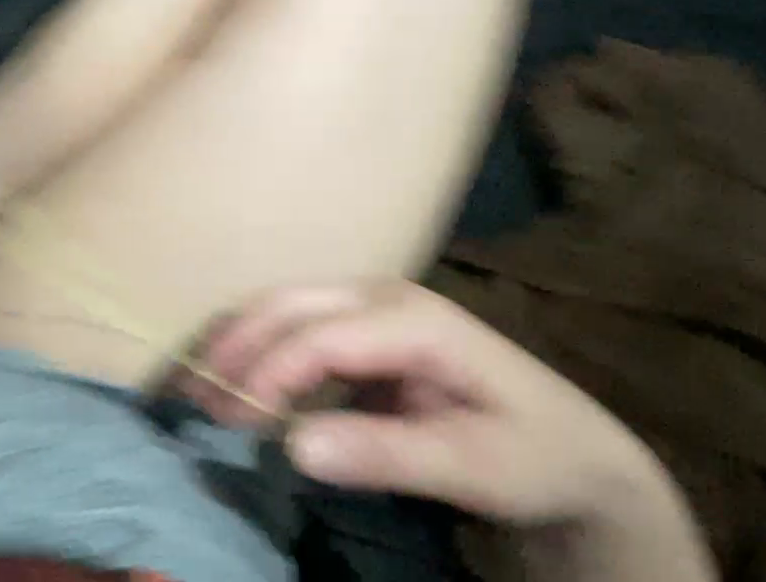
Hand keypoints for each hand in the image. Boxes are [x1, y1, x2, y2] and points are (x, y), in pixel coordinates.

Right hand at [186, 282, 665, 526]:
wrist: (574, 450)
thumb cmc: (532, 457)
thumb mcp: (475, 468)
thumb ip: (387, 455)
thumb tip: (292, 447)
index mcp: (412, 318)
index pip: (319, 335)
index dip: (269, 372)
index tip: (231, 419)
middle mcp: (381, 296)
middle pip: (288, 304)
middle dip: (235, 346)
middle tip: (191, 395)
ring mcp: (368, 307)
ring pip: (281, 308)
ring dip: (237, 345)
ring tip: (197, 387)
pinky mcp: (359, 329)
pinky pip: (294, 328)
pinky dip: (256, 352)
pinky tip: (235, 382)